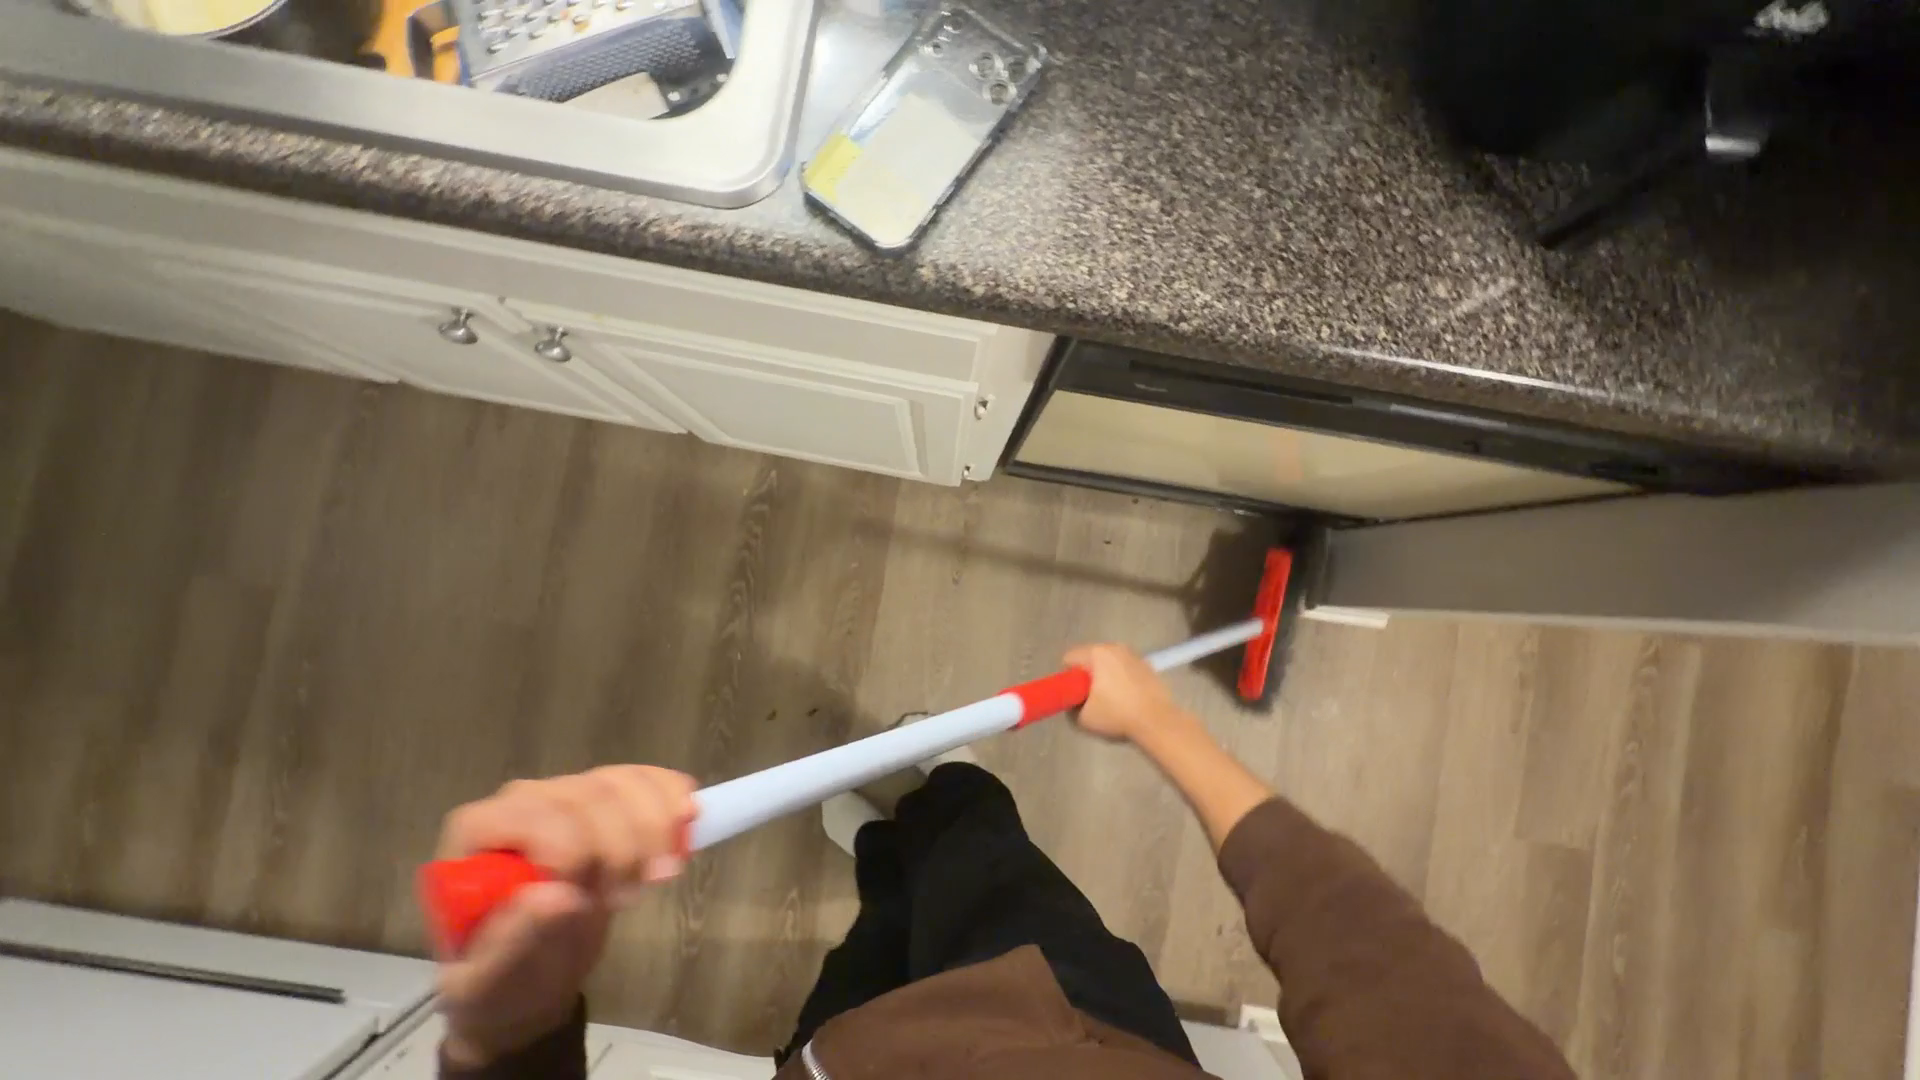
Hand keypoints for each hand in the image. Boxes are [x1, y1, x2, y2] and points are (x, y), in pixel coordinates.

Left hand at [433, 766, 695, 1066]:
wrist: (530, 974)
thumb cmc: (498, 980)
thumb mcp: (490, 981)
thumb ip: (511, 941)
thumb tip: (556, 897)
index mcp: (477, 834)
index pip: (540, 817)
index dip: (578, 853)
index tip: (592, 902)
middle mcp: (520, 800)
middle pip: (591, 795)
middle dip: (625, 846)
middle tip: (630, 899)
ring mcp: (566, 792)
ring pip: (625, 783)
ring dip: (657, 826)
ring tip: (659, 875)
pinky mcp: (604, 795)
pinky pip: (644, 778)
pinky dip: (671, 797)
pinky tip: (686, 822)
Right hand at [1061, 643, 1188, 742]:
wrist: (1158, 722)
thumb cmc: (1117, 716)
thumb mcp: (1083, 718)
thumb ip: (1070, 708)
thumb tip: (1073, 704)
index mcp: (1096, 653)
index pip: (1069, 659)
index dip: (1067, 678)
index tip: (1075, 695)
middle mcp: (1114, 647)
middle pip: (1089, 658)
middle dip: (1087, 676)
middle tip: (1091, 699)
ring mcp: (1134, 654)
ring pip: (1108, 663)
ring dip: (1105, 676)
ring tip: (1111, 700)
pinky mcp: (1148, 665)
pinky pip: (1125, 668)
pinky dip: (1122, 679)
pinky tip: (1128, 698)